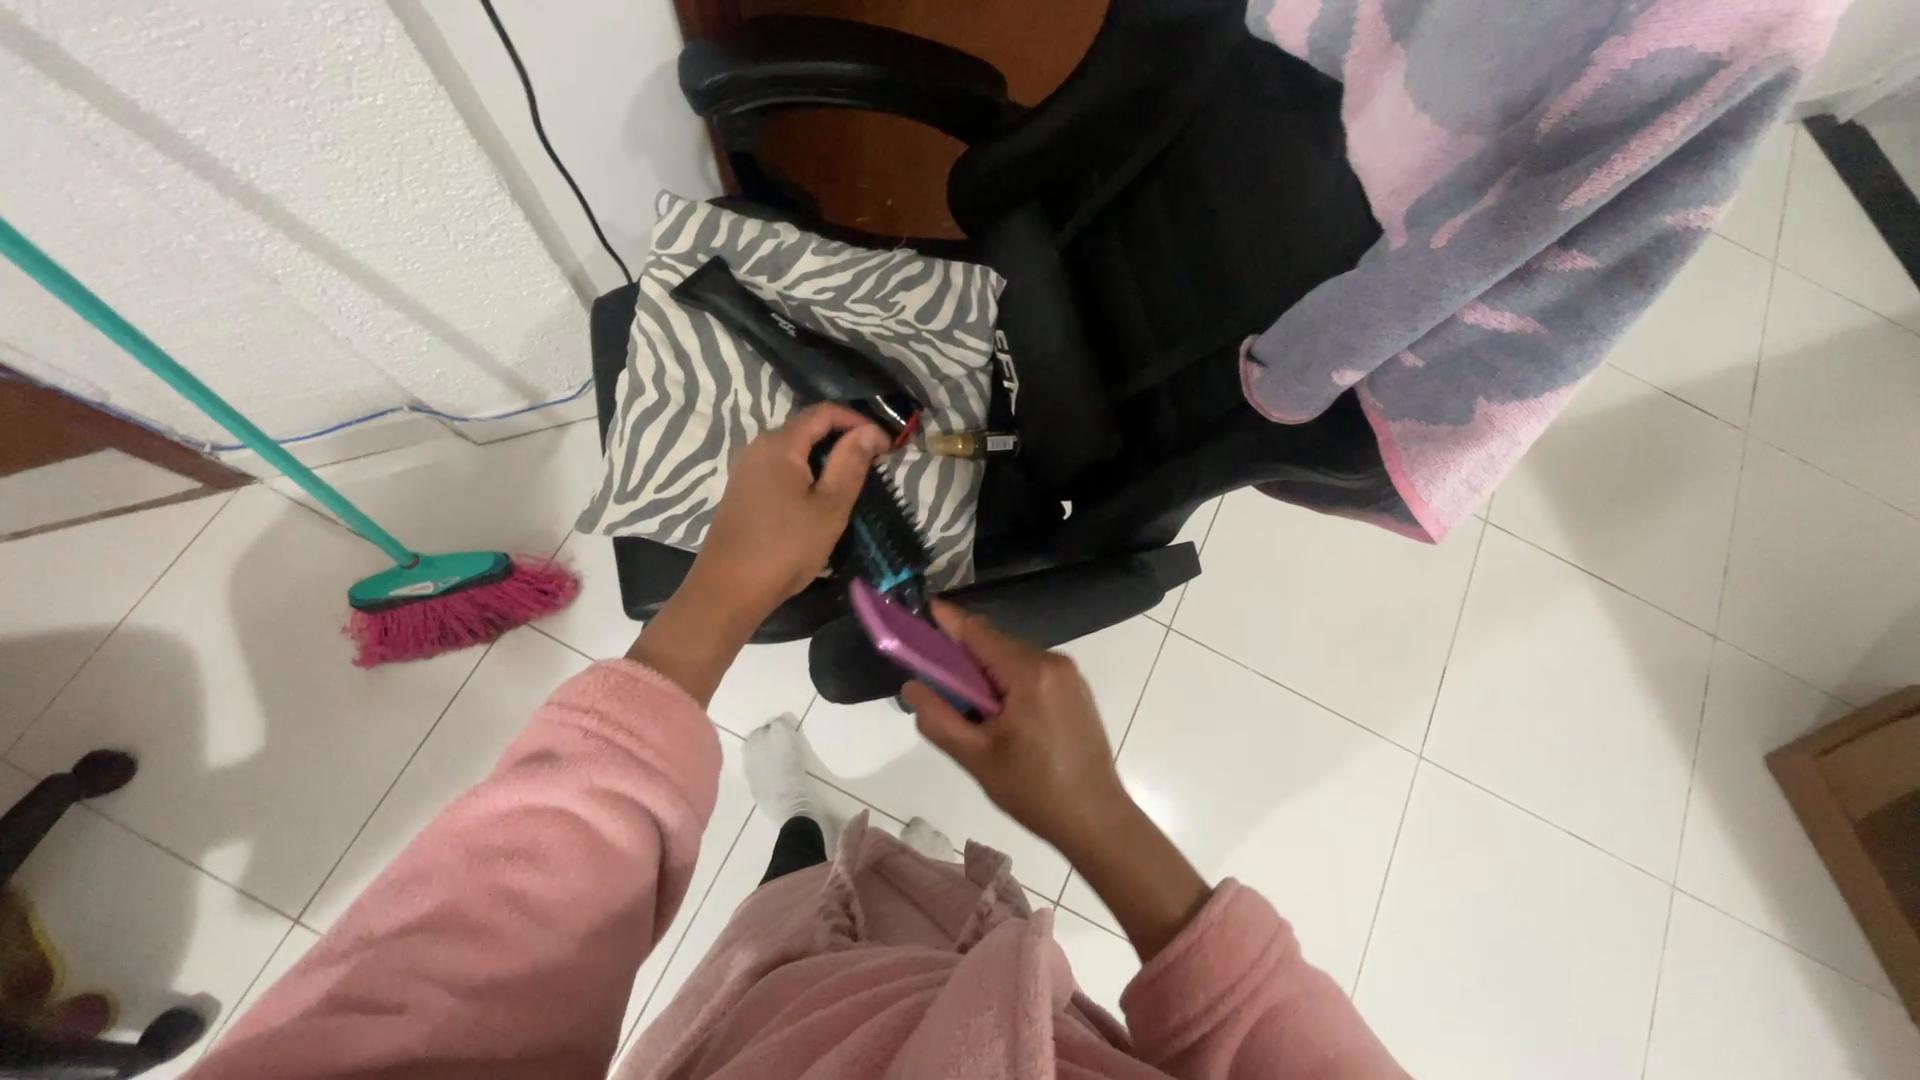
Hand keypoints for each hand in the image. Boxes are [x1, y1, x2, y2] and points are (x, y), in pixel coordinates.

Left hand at [627, 404, 886, 706]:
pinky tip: (817, 499)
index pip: (824, 413)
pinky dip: (805, 473)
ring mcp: (745, 469)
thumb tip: (870, 431)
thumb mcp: (829, 507)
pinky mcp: (741, 491)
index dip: (859, 421)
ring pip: (793, 450)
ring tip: (851, 482)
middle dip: (842, 439)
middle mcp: (757, 447)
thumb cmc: (785, 548)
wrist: (728, 590)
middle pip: (806, 428)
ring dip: (824, 458)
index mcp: (779, 444)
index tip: (886, 445)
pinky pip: (779, 468)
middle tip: (874, 464)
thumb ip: (850, 464)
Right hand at [902, 601, 1131, 854]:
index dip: (948, 622)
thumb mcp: (975, 757)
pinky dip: (1010, 684)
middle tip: (940, 689)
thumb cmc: (1033, 790)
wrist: (1096, 819)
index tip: (924, 610)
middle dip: (965, 660)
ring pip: (1014, 660)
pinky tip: (1001, 718)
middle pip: (996, 645)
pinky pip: (1033, 673)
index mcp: (1029, 672)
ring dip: (988, 676)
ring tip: (972, 715)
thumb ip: (937, 718)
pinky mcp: (1077, 692)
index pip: (978, 633)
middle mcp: (1054, 662)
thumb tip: (912, 686)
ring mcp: (1070, 676)